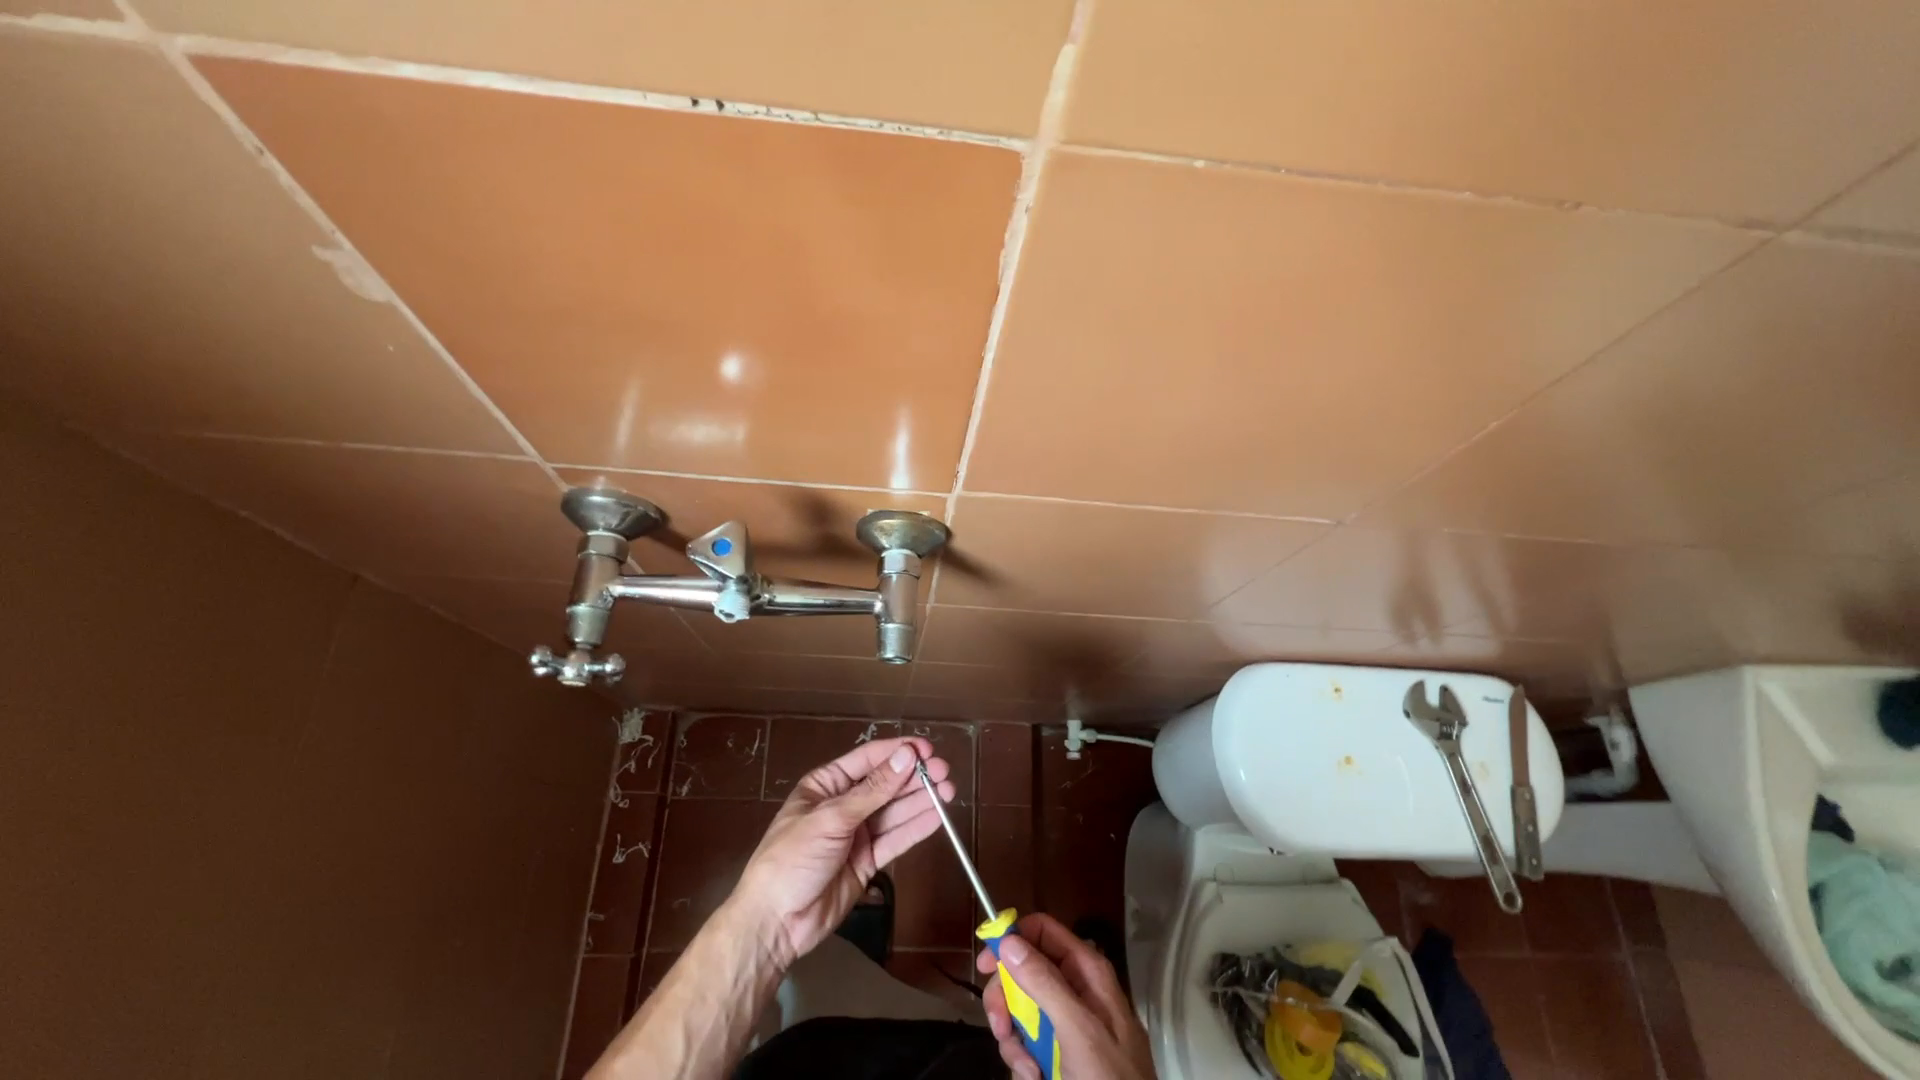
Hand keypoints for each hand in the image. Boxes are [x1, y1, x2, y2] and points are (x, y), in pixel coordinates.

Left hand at [728, 736, 954, 967]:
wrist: (775, 921)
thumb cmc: (792, 858)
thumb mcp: (831, 819)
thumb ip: (873, 791)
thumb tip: (906, 757)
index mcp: (825, 786)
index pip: (867, 760)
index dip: (898, 753)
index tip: (927, 750)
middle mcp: (843, 806)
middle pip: (886, 786)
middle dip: (915, 778)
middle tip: (945, 773)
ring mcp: (857, 835)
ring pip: (895, 812)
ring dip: (921, 801)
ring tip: (949, 791)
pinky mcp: (867, 862)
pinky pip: (896, 840)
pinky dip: (916, 828)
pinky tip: (938, 817)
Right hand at [976, 913, 1156, 1079]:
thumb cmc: (1109, 1076)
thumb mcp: (1077, 1029)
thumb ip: (1044, 983)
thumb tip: (1009, 940)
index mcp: (1086, 970)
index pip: (1042, 931)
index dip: (1011, 939)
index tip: (985, 965)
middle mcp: (1075, 987)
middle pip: (1023, 971)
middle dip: (1006, 1000)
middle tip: (1001, 1027)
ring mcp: (1065, 1018)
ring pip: (1020, 1008)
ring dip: (1014, 1038)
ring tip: (1028, 1068)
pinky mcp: (1057, 1047)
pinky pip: (1025, 1039)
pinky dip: (1022, 1059)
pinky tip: (1034, 1076)